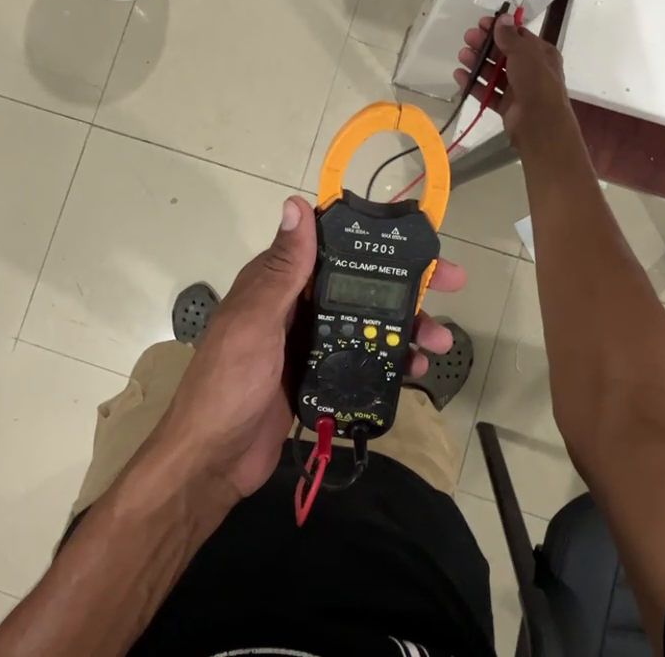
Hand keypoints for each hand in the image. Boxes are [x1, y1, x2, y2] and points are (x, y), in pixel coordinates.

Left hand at [147, 196, 466, 502]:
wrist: (212, 460)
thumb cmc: (228, 384)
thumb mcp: (255, 320)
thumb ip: (281, 269)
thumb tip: (297, 204)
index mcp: (276, 283)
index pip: (329, 245)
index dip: (372, 238)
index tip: (415, 238)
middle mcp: (294, 307)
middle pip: (357, 285)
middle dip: (405, 285)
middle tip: (452, 284)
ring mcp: (306, 345)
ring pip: (365, 324)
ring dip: (404, 327)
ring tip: (438, 341)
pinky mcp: (316, 378)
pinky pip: (360, 361)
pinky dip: (388, 362)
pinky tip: (414, 370)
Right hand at [457, 15, 569, 141]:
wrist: (539, 122)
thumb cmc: (536, 81)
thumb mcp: (524, 52)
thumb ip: (510, 36)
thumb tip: (503, 17)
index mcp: (541, 54)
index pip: (518, 36)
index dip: (500, 29)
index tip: (481, 23)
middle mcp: (531, 70)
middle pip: (504, 54)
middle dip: (485, 45)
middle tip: (468, 38)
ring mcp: (518, 89)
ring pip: (494, 73)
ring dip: (477, 63)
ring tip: (462, 56)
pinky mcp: (506, 106)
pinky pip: (488, 92)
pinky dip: (474, 84)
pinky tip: (460, 76)